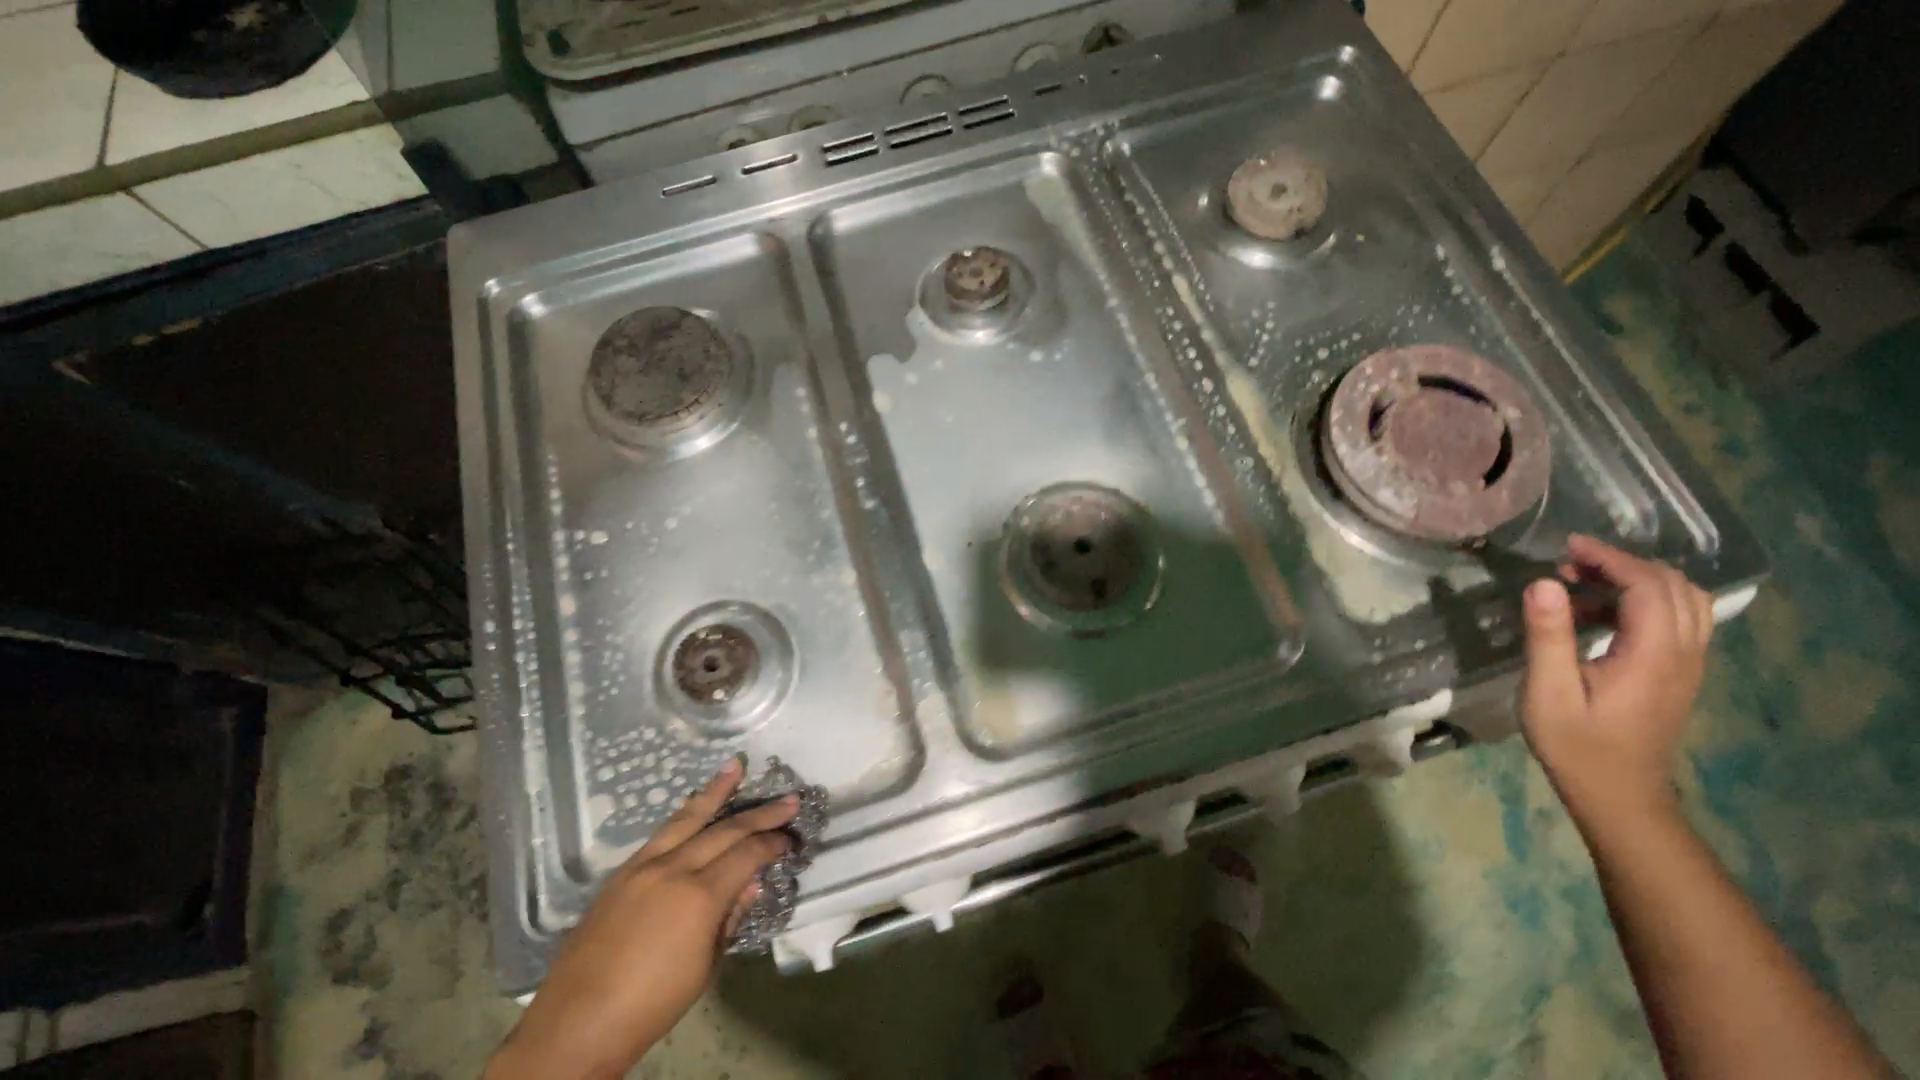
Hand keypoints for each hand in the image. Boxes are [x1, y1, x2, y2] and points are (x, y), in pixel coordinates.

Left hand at [486, 759, 798, 1079]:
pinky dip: (683, 816)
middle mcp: (672, 869)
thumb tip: (751, 884)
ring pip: (686, 819)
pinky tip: (694, 808)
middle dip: (760, 814)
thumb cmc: (652, 1003)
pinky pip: (660, 834)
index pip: (747, 854)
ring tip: (736, 766)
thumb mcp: (705, 965)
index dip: (774, 844)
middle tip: (789, 799)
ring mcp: (642, 866)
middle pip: (724, 830)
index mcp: (699, 896)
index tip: (792, 840)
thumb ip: (730, 918)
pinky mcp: (620, 874)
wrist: (579, 1021)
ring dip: (715, 792)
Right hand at [1520, 535, 1714, 820]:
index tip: (1567, 548)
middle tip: (1570, 565)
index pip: (1647, 584)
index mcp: (1653, 654)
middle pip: (1673, 585)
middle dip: (1623, 563)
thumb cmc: (1576, 745)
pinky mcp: (1682, 674)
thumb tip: (1544, 582)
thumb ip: (1549, 635)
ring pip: (1685, 599)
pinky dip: (1648, 601)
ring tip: (1586, 584)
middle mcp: (1684, 653)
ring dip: (1639, 580)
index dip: (1610, 558)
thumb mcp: (1548, 692)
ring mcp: (1690, 664)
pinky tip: (1604, 613)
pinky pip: (1682, 619)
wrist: (1619, 795)